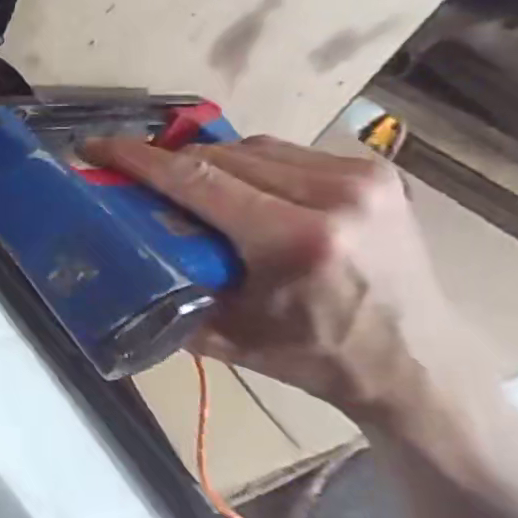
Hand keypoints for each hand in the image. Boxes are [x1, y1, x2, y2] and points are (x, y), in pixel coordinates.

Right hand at [80, 135, 457, 418]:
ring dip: (209, 161)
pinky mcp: (374, 173)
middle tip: (137, 176)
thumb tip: (113, 248)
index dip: (136, 158)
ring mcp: (360, 179)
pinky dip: (250, 163)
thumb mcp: (230, 332)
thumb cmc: (320, 358)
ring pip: (249, 147)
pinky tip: (241, 186)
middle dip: (169, 163)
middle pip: (218, 155)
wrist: (423, 370)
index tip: (94, 147)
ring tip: (188, 184)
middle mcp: (334, 196)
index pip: (195, 178)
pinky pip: (283, 151)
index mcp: (297, 238)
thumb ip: (171, 285)